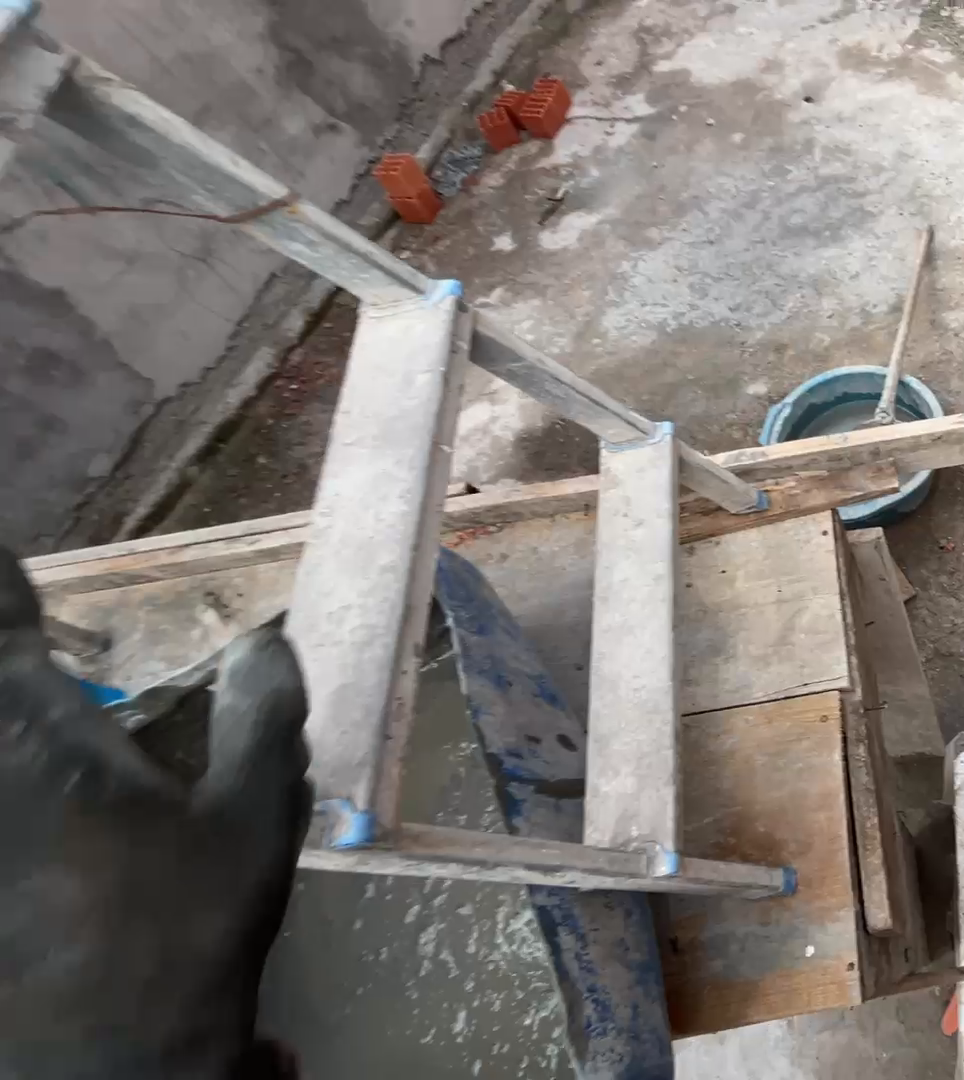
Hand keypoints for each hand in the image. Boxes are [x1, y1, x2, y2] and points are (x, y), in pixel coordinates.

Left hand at [0, 550, 310, 1078]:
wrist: (101, 1046)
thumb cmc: (186, 920)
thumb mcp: (253, 811)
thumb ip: (261, 715)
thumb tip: (264, 638)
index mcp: (44, 742)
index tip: (12, 543)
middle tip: (19, 601)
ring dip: (4, 674)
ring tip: (23, 654)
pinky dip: (16, 719)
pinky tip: (41, 729)